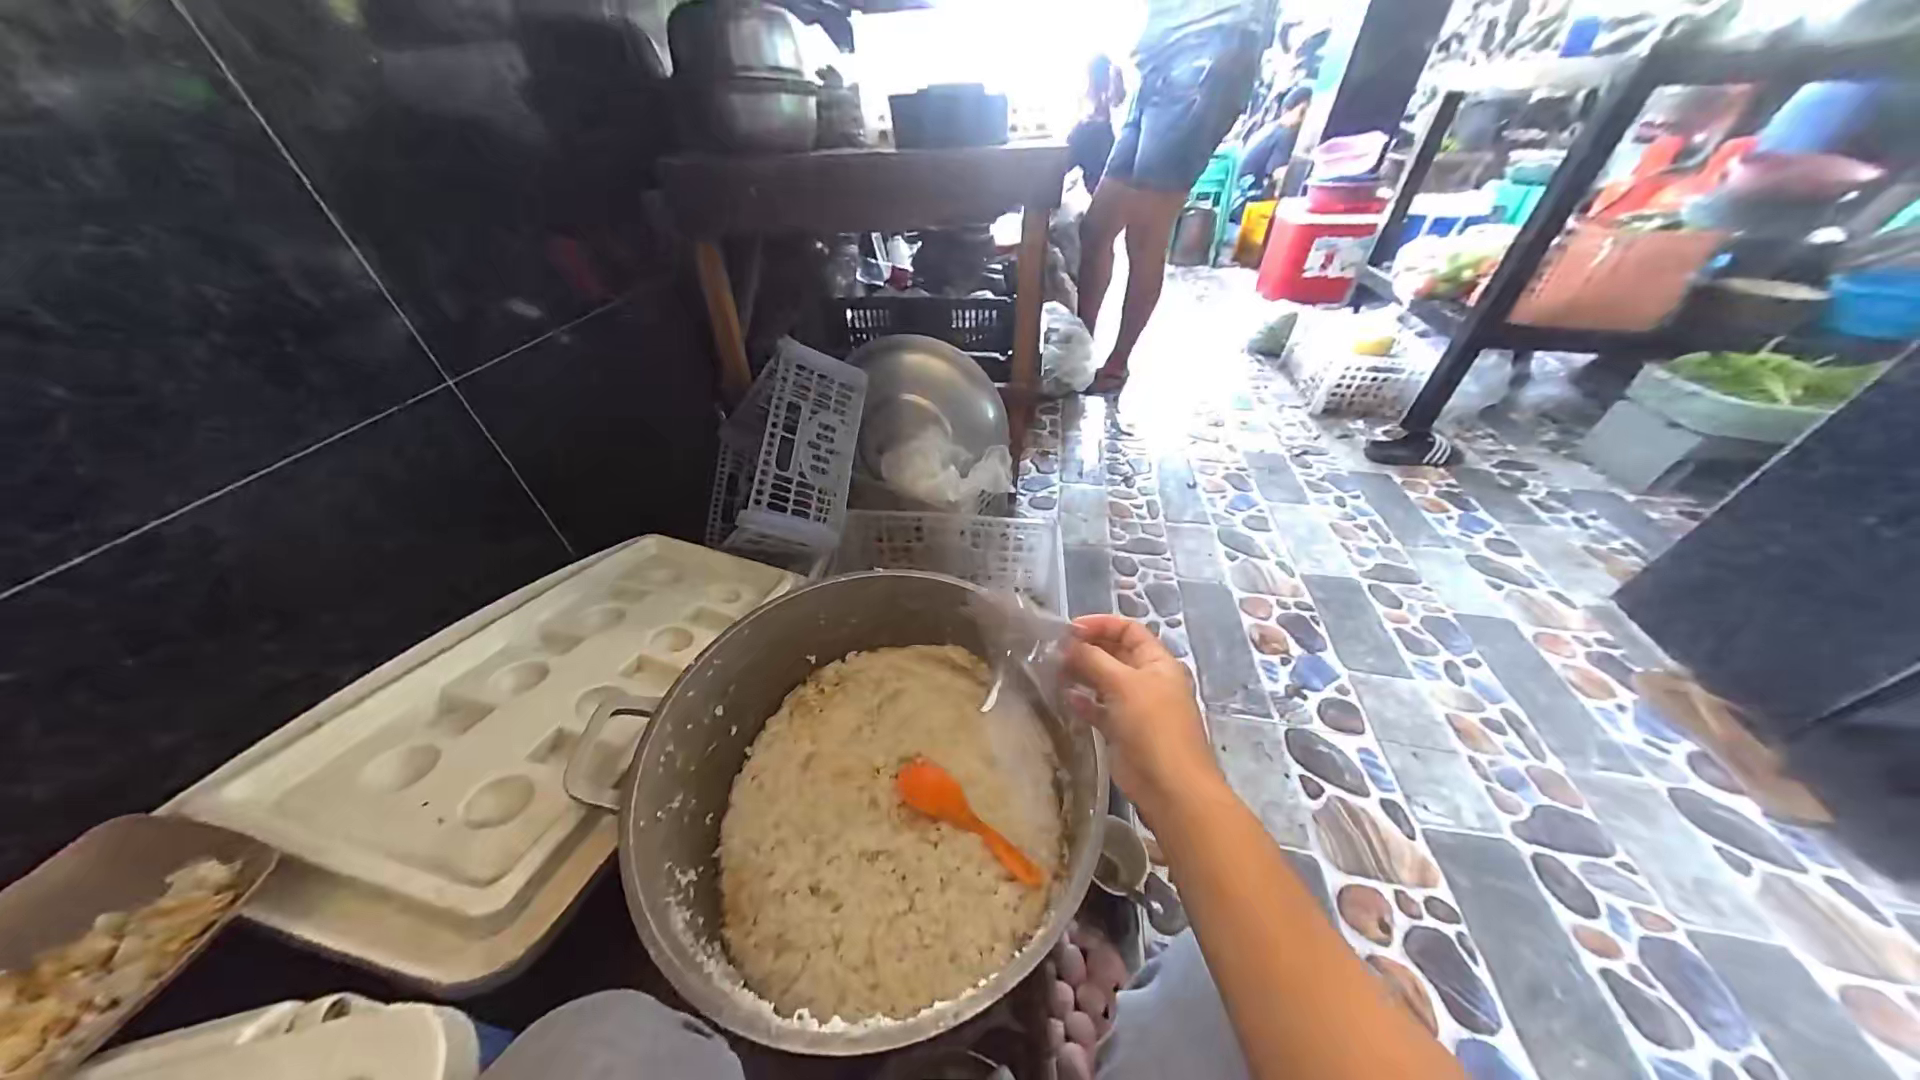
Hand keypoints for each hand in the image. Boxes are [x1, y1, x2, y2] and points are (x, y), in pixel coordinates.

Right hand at [1064, 615, 1221, 816]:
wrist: (1170, 786)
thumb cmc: (1152, 726)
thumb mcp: (1123, 684)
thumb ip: (1094, 660)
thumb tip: (1069, 644)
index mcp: (1157, 662)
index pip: (1128, 630)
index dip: (1101, 624)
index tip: (1069, 629)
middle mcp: (1147, 680)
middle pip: (1114, 654)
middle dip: (1087, 649)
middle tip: (1055, 651)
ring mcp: (1135, 706)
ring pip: (1104, 681)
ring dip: (1081, 674)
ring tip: (1054, 671)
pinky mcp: (1123, 731)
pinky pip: (1100, 708)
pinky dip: (1083, 702)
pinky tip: (1065, 699)